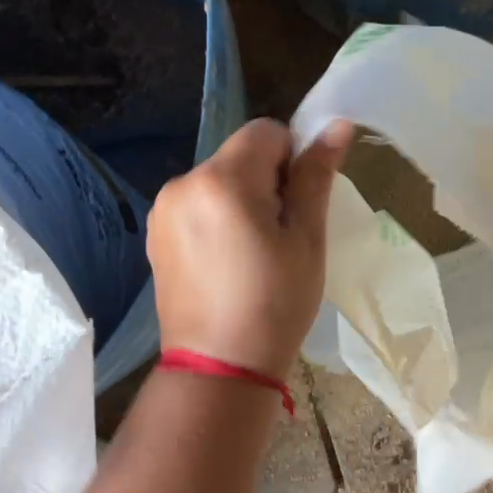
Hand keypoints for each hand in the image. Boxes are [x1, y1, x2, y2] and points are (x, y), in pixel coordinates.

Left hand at [146, 118, 352, 375]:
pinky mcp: (155, 235)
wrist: (220, 367)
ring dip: (241, 200)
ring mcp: (163, 210)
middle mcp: (184, 183)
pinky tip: (228, 264)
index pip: (267, 131)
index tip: (299, 206)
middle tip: (282, 236)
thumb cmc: (276, 302)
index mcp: (223, 180)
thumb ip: (316, 176)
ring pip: (219, 180)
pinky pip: (198, 206)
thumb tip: (337, 125)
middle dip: (266, 181)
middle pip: (240, 155)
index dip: (293, 159)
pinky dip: (218, 220)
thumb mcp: (307, 238)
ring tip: (254, 255)